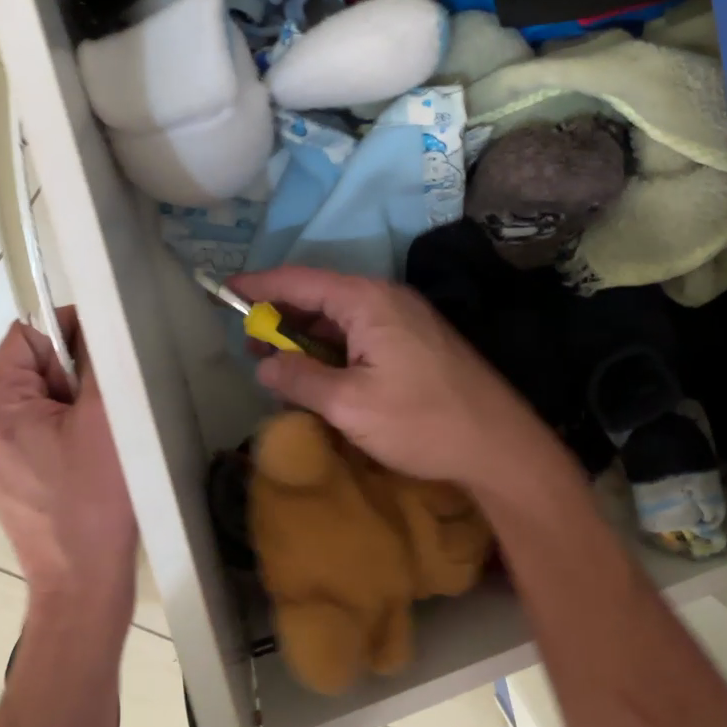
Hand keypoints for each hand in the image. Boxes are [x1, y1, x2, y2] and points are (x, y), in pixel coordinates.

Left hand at [0, 308, 136, 603]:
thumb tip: (96, 320)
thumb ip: (96, 358)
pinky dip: (69, 429)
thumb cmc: (93, 497)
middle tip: (104, 409)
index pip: (30, 333)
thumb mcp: (103, 415)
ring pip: (43, 395)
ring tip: (101, 437)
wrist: (82, 583)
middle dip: (75, 375)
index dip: (71, 334)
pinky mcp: (11, 473)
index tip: (105, 362)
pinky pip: (40, 426)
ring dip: (77, 403)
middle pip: (35, 363)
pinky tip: (92, 458)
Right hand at [230, 267, 551, 492]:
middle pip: (320, 298)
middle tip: (251, 348)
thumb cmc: (422, 421)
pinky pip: (362, 335)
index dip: (260, 285)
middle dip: (282, 319)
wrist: (500, 445)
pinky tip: (319, 377)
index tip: (227, 290)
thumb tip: (265, 365)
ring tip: (279, 368)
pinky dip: (334, 350)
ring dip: (308, 340)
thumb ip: (301, 379)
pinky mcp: (416, 342)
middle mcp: (386, 299)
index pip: (301, 281)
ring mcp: (405, 320)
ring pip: (341, 319)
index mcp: (368, 301)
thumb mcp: (350, 405)